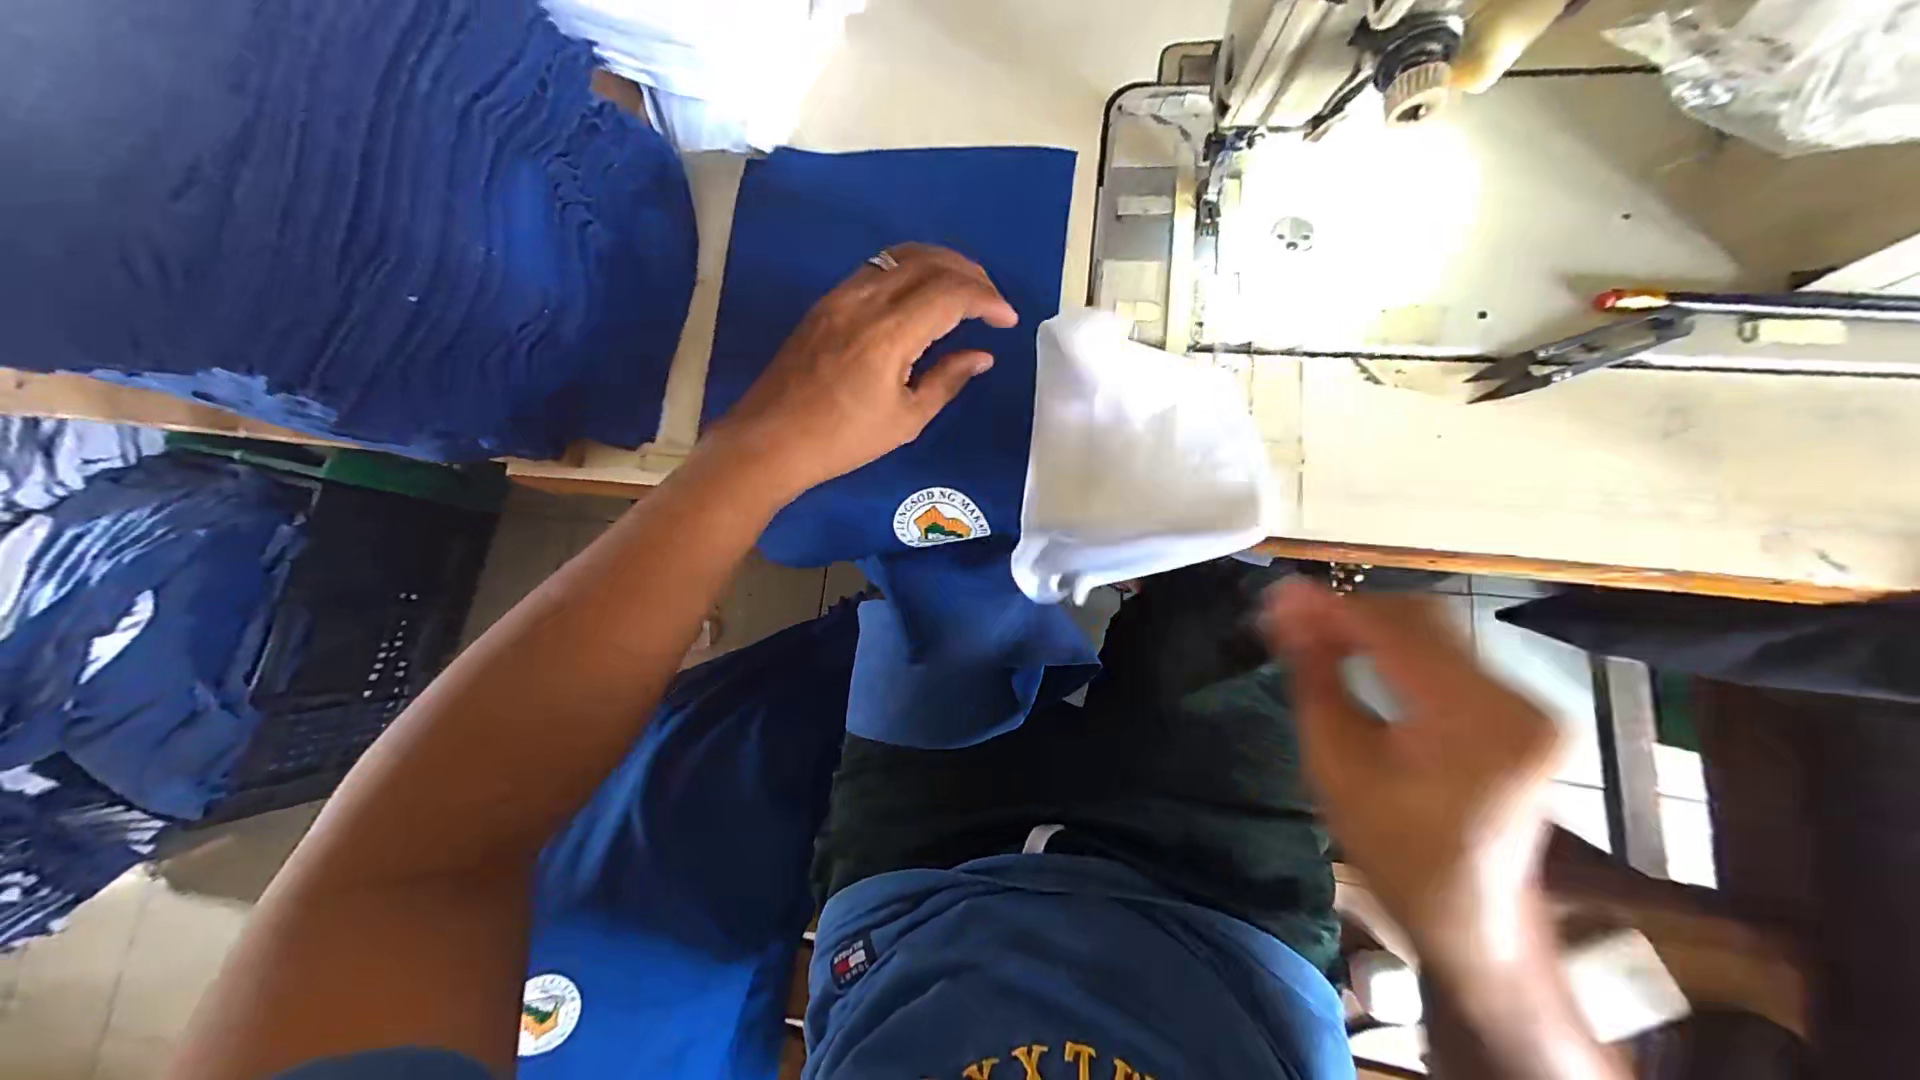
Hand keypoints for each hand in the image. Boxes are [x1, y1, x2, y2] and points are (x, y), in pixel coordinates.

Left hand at [702, 243, 1017, 497]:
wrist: (770, 440)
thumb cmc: (842, 441)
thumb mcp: (906, 420)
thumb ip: (947, 380)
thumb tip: (981, 356)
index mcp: (889, 334)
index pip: (951, 293)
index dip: (987, 300)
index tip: (1007, 320)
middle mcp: (865, 301)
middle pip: (929, 261)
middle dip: (970, 274)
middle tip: (992, 300)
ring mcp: (841, 296)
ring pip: (901, 256)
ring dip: (940, 264)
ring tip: (963, 289)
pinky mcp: (826, 302)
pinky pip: (878, 268)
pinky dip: (910, 270)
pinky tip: (921, 294)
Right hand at [1261, 579, 1565, 974]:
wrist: (1471, 910)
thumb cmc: (1393, 847)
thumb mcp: (1334, 762)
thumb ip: (1312, 677)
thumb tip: (1284, 612)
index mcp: (1476, 723)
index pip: (1395, 635)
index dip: (1331, 608)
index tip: (1276, 593)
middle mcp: (1518, 700)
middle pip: (1420, 621)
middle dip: (1348, 611)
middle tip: (1288, 613)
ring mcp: (1527, 701)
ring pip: (1434, 628)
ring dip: (1369, 623)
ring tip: (1313, 629)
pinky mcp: (1520, 705)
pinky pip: (1448, 651)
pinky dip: (1396, 642)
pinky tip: (1356, 648)